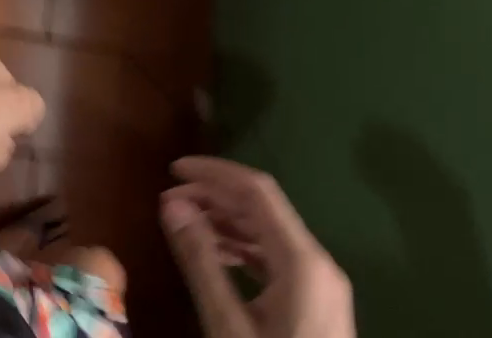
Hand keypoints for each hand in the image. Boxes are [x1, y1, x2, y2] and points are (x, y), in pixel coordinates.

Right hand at [160, 157, 354, 337]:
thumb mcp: (229, 325)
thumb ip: (201, 261)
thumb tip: (171, 203)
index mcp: (303, 261)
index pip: (256, 191)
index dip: (213, 173)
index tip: (171, 169)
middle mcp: (318, 262)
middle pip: (263, 208)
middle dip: (214, 197)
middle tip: (169, 201)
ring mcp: (321, 284)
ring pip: (269, 232)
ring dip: (226, 222)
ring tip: (184, 225)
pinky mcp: (317, 303)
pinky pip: (276, 258)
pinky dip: (242, 248)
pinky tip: (215, 256)